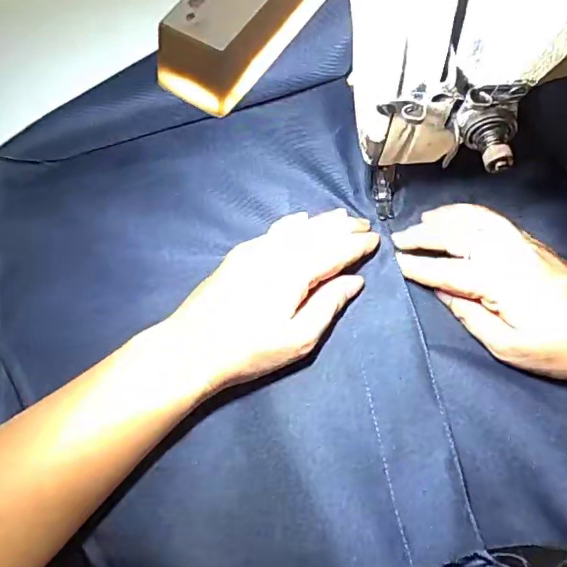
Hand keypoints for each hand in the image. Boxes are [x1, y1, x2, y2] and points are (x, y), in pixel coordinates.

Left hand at [159, 209, 379, 391]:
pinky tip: (300, 221)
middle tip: (363, 223)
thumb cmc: (249, 350)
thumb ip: (328, 305)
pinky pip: (275, 230)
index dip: (357, 244)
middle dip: (342, 227)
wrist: (191, 348)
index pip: (334, 250)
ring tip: (340, 217)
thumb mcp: (298, 339)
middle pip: (316, 232)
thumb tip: (353, 281)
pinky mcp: (239, 255)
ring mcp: (254, 250)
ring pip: (295, 228)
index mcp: (294, 271)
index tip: (376, 239)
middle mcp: (276, 252)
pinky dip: (294, 224)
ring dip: (320, 222)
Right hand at [394, 204, 566, 391]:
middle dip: (424, 235)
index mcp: (496, 281)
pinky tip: (460, 217)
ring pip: (475, 219)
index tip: (397, 263)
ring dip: (445, 217)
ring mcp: (522, 243)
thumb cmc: (560, 349)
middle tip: (399, 238)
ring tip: (423, 220)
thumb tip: (441, 292)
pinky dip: (470, 213)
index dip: (418, 266)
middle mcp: (506, 253)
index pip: (445, 269)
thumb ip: (469, 315)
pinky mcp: (534, 243)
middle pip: (456, 235)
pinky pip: (493, 219)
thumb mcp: (506, 346)